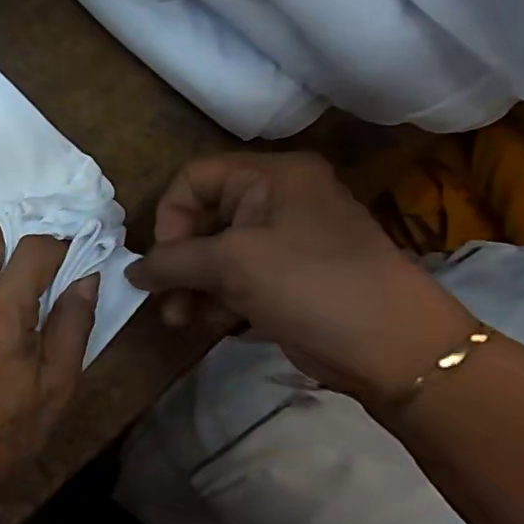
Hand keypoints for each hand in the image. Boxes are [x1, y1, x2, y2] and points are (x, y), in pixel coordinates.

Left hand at [0, 220, 100, 497]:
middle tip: (36, 273)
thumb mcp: (60, 379)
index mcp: (3, 312)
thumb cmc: (15, 422)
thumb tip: (87, 276)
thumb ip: (74, 321)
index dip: (59, 249)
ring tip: (16, 301)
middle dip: (15, 242)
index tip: (72, 265)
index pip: (33, 248)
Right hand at [125, 153, 474, 402]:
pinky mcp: (287, 281)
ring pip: (217, 255)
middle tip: (163, 300)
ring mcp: (284, 243)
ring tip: (180, 320)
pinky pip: (237, 280)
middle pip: (204, 219)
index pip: (195, 178)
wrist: (391, 347)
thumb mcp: (234, 264)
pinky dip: (216, 300)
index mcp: (272, 176)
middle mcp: (277, 201)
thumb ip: (174, 262)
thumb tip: (132, 272)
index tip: (165, 259)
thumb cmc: (310, 284)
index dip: (170, 216)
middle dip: (178, 262)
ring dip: (192, 286)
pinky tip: (203, 325)